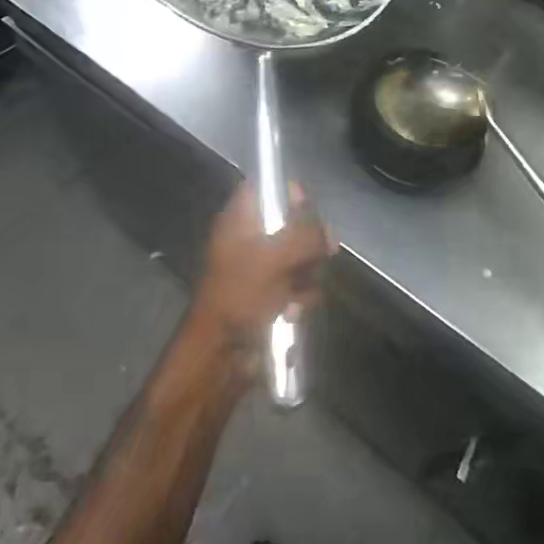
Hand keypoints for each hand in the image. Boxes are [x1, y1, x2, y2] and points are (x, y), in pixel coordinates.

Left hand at [190, 182, 333, 360]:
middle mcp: (250, 240)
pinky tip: (292, 313)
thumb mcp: (275, 257)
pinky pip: (299, 285)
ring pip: (302, 257)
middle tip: (321, 254)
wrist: (219, 356)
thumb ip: (305, 233)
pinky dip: (301, 298)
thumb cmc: (240, 295)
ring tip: (297, 296)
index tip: (308, 206)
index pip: (263, 187)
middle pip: (293, 223)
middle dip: (310, 243)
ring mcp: (261, 270)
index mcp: (240, 221)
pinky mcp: (271, 296)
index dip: (287, 190)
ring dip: (308, 276)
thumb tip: (324, 225)